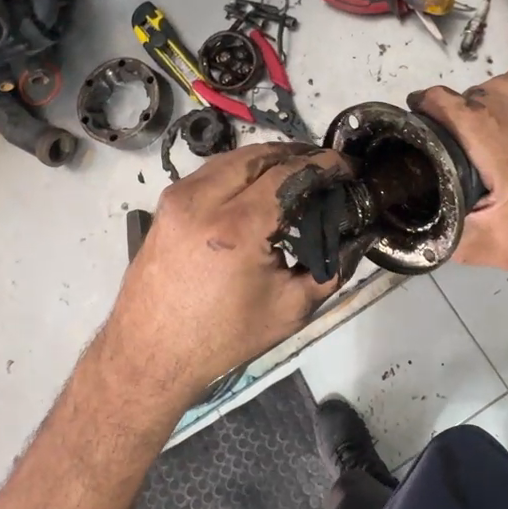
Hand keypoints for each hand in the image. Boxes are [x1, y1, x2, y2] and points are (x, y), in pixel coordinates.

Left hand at [105, 144, 347, 395]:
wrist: (151, 354)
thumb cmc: (222, 337)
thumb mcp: (289, 309)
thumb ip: (331, 269)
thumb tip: (356, 238)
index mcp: (236, 227)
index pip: (289, 174)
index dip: (323, 164)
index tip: (346, 167)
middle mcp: (202, 201)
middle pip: (261, 155)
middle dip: (298, 154)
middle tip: (325, 168)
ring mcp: (178, 197)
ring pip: (233, 158)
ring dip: (269, 158)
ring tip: (296, 173)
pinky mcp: (166, 204)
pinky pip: (211, 172)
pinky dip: (241, 169)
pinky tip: (259, 186)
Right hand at [411, 65, 507, 284]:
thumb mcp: (472, 246)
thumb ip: (436, 225)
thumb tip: (399, 207)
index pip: (463, 111)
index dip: (434, 104)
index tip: (418, 109)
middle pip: (481, 95)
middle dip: (457, 106)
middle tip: (449, 129)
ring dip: (485, 94)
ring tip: (479, 118)